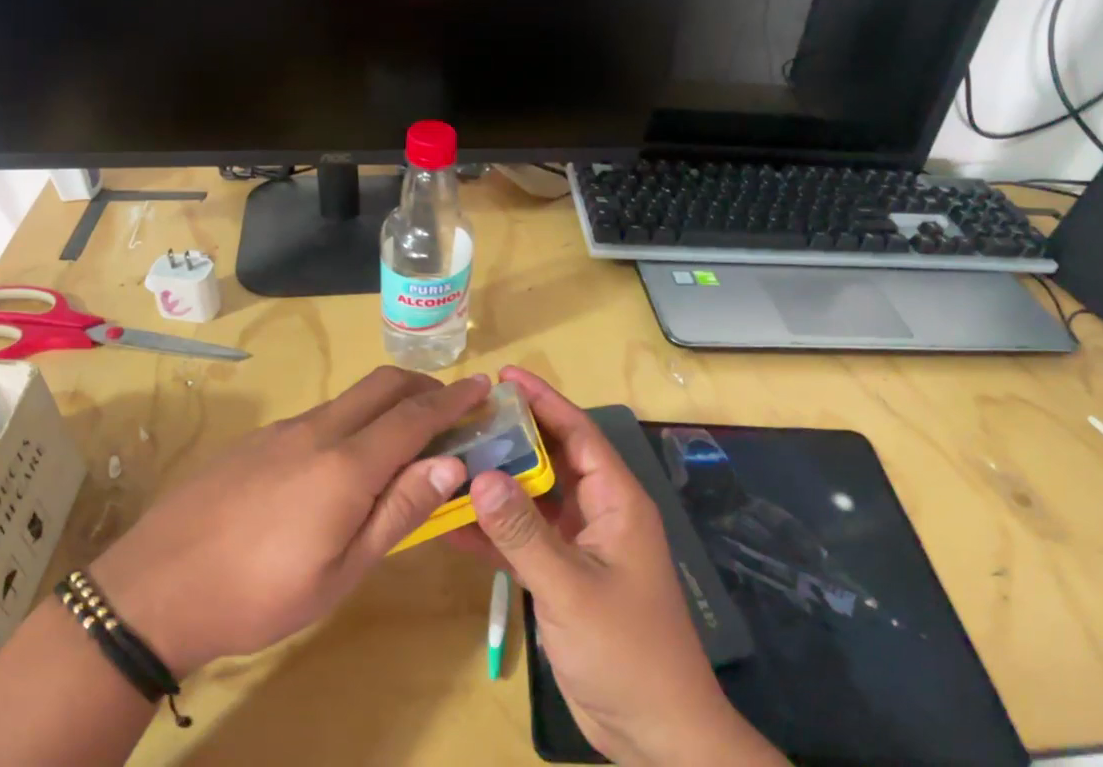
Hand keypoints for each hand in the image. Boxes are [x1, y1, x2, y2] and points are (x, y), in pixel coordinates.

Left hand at [89, 367, 485, 675]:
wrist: (153, 590)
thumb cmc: (259, 595)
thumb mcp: (341, 572)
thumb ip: (398, 511)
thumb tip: (452, 464)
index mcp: (345, 465)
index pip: (415, 417)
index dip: (454, 399)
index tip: (484, 386)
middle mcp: (316, 432)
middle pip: (382, 385)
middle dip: (424, 385)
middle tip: (450, 406)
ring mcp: (279, 432)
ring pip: (347, 399)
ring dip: (385, 403)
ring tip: (402, 439)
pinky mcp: (253, 442)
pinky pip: (316, 417)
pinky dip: (349, 421)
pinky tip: (341, 464)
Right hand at [447, 367, 778, 766]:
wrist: (654, 726)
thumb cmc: (625, 648)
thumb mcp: (570, 586)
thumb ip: (523, 532)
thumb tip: (481, 474)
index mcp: (617, 501)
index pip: (579, 434)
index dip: (544, 401)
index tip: (504, 375)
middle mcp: (599, 513)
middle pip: (553, 460)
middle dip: (512, 437)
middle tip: (462, 416)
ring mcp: (581, 546)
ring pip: (534, 500)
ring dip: (497, 485)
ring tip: (448, 459)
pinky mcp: (563, 577)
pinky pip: (524, 541)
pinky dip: (492, 533)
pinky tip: (451, 524)